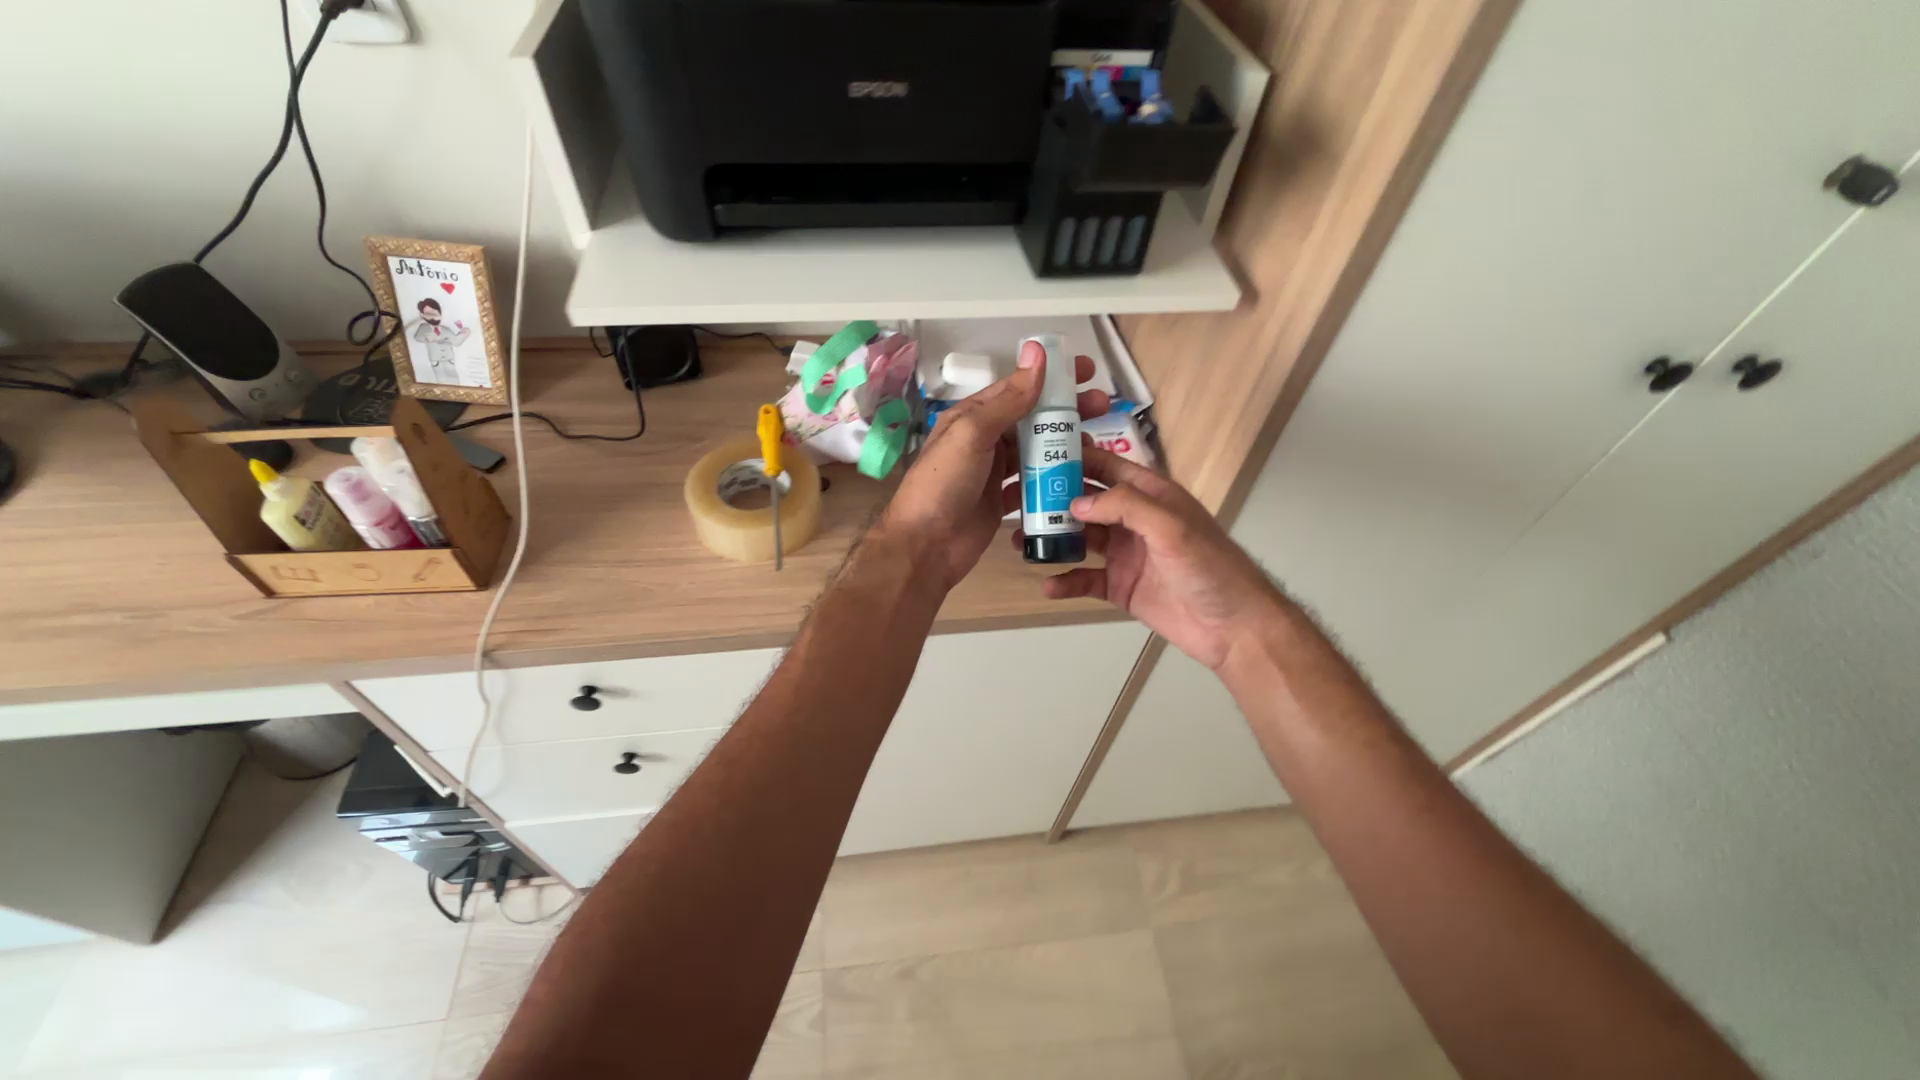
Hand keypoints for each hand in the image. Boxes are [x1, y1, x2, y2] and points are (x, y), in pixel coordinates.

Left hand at [877, 342, 1108, 591]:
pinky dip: (1055, 480)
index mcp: (972, 417)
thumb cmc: (943, 484)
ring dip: (1064, 445)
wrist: (925, 546)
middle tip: (1102, 406)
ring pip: (1036, 451)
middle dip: (1066, 410)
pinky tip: (1079, 478)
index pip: (1017, 388)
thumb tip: (1037, 355)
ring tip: (1095, 444)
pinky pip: (1034, 485)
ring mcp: (994, 472)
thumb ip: (1008, 400)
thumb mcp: (973, 434)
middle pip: (1031, 419)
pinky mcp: (1003, 501)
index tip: (1086, 370)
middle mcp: (984, 440)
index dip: (1052, 377)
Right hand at [1024, 446, 1283, 670]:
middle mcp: (1134, 520)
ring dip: (1052, 538)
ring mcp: (1126, 554)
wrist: (1233, 627)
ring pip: (1080, 538)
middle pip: (1087, 501)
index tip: (1038, 451)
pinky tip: (1048, 585)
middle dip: (1053, 499)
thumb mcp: (1171, 527)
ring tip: (1020, 540)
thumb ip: (1126, 506)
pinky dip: (1066, 581)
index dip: (1076, 457)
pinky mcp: (1121, 587)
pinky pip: (1086, 579)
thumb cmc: (1211, 568)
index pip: (1108, 467)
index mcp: (1151, 495)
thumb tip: (1076, 502)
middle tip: (1016, 499)